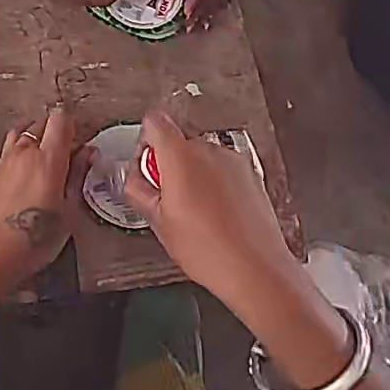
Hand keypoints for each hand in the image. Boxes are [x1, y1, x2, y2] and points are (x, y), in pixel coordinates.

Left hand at [0, 109, 92, 296]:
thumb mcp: (68, 213)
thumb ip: (78, 177)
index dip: (74, 126)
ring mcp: (5, 162)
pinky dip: (23, 151)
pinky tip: (30, 173)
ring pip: (24, 132)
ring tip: (50, 161)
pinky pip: (11, 148)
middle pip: (42, 122)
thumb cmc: (29, 241)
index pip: (60, 119)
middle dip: (58, 132)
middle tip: (71, 155)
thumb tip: (88, 154)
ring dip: (38, 138)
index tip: (82, 144)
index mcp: (47, 159)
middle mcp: (24, 153)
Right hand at [121, 110, 296, 312]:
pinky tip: (216, 215)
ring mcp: (232, 160)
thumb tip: (135, 177)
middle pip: (178, 141)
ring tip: (195, 212)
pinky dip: (216, 184)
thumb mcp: (157, 222)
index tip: (146, 165)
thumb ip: (138, 189)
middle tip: (168, 198)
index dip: (146, 140)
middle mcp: (208, 150)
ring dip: (194, 175)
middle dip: (169, 164)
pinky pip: (223, 169)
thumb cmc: (209, 250)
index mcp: (180, 156)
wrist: (255, 268)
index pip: (155, 121)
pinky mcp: (250, 173)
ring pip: (202, 156)